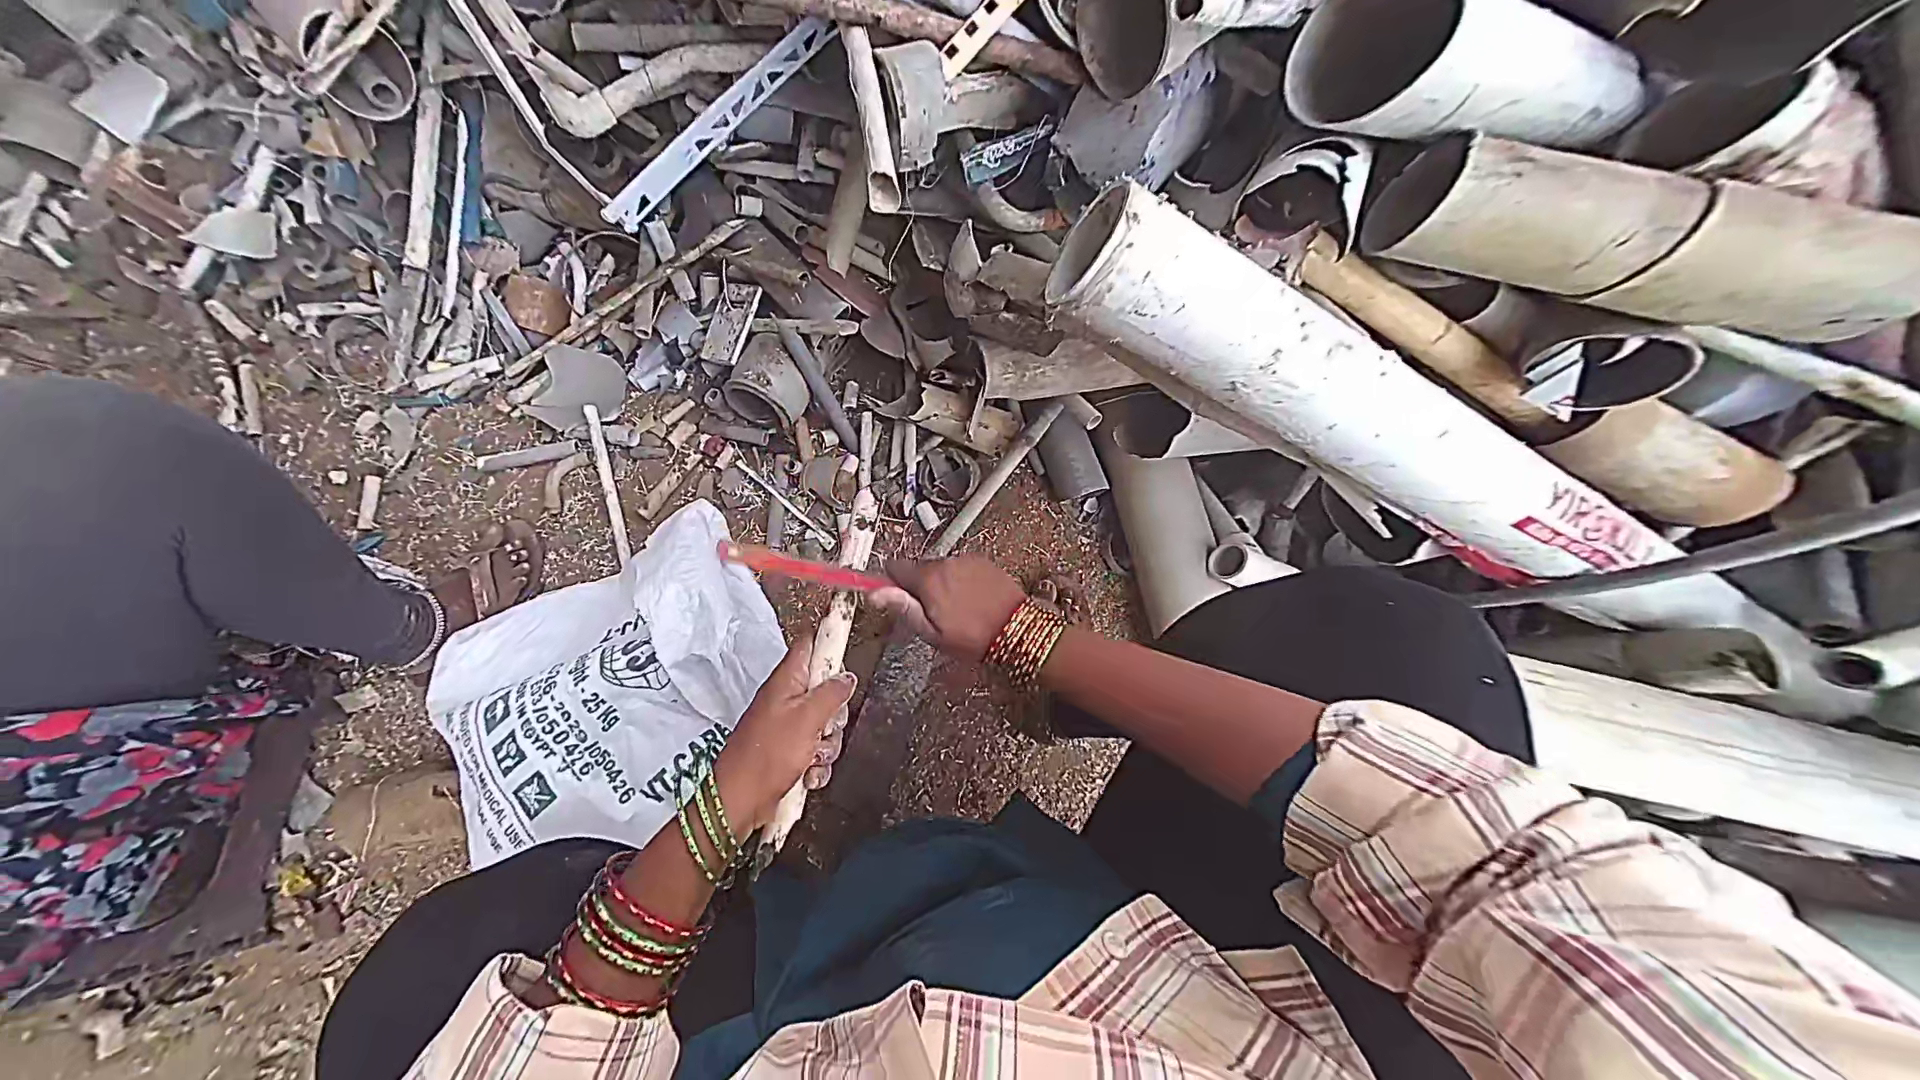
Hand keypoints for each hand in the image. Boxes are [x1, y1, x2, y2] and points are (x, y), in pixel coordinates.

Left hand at [712, 634, 855, 832]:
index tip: (847, 646)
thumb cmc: (767, 755)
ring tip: (813, 756)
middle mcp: (787, 699)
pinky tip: (808, 773)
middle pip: (827, 689)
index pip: (810, 645)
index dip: (829, 641)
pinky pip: (818, 749)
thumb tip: (847, 676)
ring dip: (827, 744)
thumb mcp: (808, 718)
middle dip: (836, 712)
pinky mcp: (790, 750)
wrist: (741, 801)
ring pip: (826, 724)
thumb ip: (832, 693)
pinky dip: (818, 763)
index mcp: (787, 681)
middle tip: (827, 724)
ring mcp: (788, 725)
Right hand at [873, 556, 1025, 660]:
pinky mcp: (983, 561)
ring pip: (941, 568)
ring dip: (941, 582)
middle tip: (932, 612)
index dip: (891, 582)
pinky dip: (961, 579)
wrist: (1018, 630)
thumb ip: (903, 609)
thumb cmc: (975, 638)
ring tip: (956, 609)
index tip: (894, 595)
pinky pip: (961, 567)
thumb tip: (875, 594)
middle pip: (919, 568)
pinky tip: (971, 600)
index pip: (894, 567)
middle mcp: (946, 562)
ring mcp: (966, 560)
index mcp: (928, 579)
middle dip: (919, 586)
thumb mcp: (932, 633)